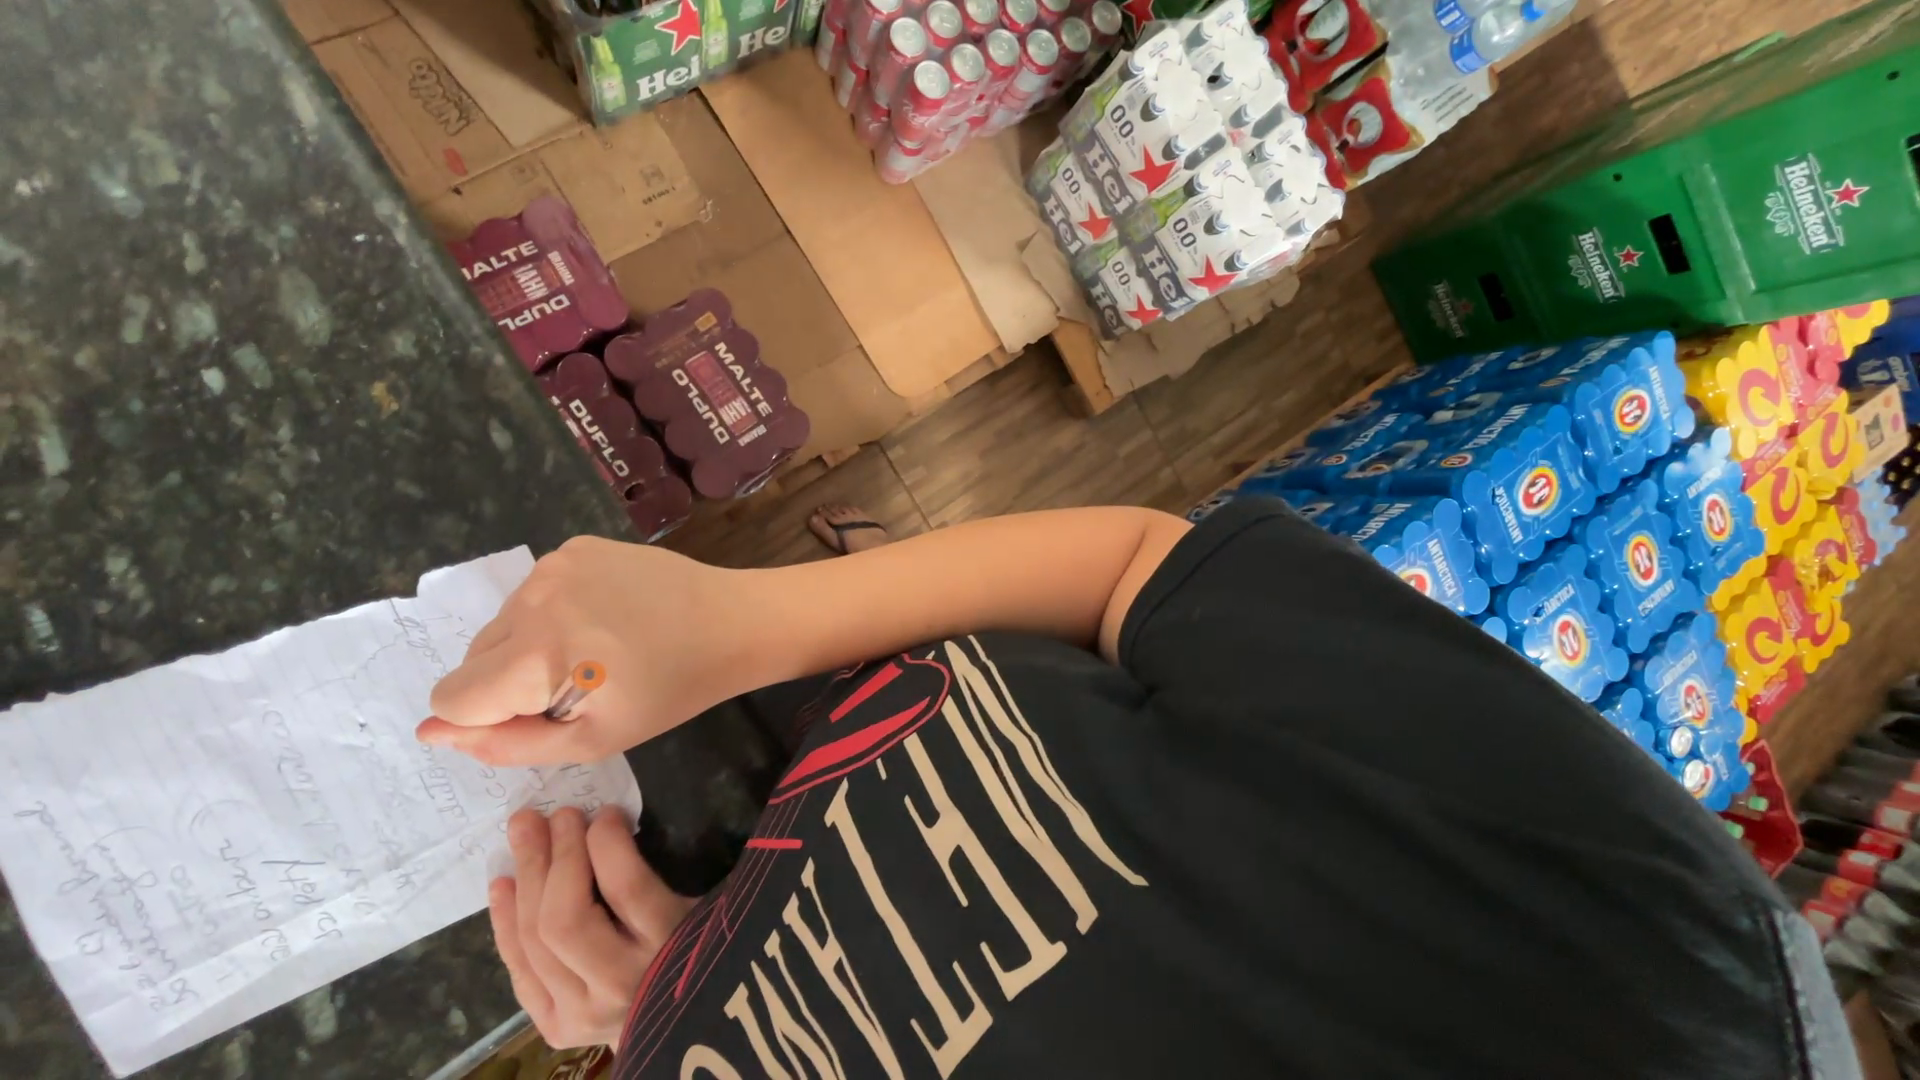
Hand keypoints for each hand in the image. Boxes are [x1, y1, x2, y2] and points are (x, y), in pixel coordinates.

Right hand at [419, 536, 748, 764]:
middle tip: (581, 682)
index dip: (489, 715)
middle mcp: (533, 600)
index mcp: (537, 655)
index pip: (452, 696)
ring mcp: (554, 564)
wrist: (730, 622)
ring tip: (598, 648)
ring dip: (532, 644)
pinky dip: (556, 609)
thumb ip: (506, 743)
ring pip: (504, 622)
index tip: (544, 710)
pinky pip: (535, 590)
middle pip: (474, 657)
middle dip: (511, 680)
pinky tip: (605, 616)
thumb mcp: (593, 739)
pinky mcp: (575, 545)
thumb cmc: (669, 691)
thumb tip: (431, 731)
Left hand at [491, 806, 693, 1049]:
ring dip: (527, 877)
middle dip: (555, 855)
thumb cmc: (705, 946)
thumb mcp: (705, 904)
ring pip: (535, 940)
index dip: (606, 843)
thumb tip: (620, 814)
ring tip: (525, 831)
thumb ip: (672, 868)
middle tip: (556, 814)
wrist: (687, 1028)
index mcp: (673, 945)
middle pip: (565, 917)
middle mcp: (623, 984)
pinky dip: (506, 922)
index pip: (625, 889)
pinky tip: (503, 882)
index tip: (606, 812)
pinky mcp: (556, 1029)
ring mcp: (582, 1014)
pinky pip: (520, 969)